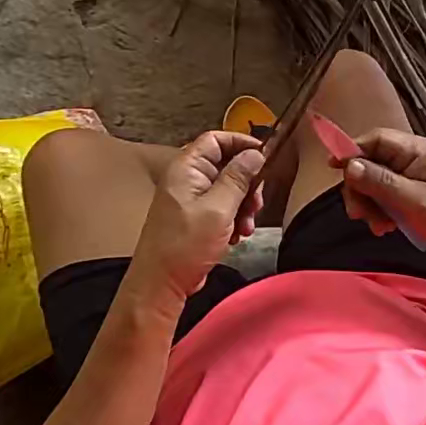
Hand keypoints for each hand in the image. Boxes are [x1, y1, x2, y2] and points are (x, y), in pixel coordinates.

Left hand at [127, 131, 264, 306]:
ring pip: (228, 188)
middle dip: (247, 183)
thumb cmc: (183, 246)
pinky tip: (237, 235)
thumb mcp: (219, 209)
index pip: (216, 139)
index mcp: (186, 168)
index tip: (264, 157)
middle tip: (256, 202)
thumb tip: (256, 154)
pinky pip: (222, 207)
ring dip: (243, 205)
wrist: (161, 284)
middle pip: (226, 164)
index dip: (242, 144)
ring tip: (246, 225)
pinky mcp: (195, 217)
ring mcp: (190, 198)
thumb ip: (239, 178)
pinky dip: (234, 218)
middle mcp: (187, 178)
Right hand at [331, 128, 425, 259]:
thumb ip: (380, 182)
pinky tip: (385, 227)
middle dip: (360, 188)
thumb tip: (350, 166)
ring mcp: (410, 174)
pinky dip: (379, 210)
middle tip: (358, 214)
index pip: (375, 140)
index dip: (351, 151)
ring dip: (369, 204)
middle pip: (370, 163)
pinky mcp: (409, 191)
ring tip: (378, 226)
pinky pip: (384, 194)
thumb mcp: (412, 200)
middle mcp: (411, 157)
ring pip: (373, 181)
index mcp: (415, 150)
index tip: (332, 166)